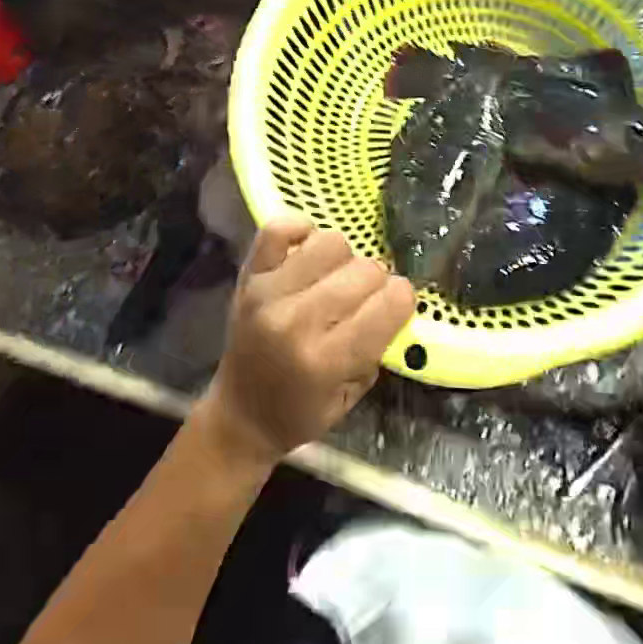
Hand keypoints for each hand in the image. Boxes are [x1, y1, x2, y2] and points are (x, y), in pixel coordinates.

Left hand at [198, 216, 414, 465]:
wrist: (240, 415)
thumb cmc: (302, 411)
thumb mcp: (354, 392)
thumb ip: (380, 344)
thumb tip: (393, 299)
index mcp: (327, 360)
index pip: (392, 302)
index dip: (402, 301)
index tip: (394, 310)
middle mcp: (297, 321)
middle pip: (366, 270)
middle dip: (376, 283)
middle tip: (362, 302)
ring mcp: (269, 293)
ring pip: (332, 243)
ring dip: (343, 260)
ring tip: (334, 280)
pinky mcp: (249, 277)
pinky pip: (278, 229)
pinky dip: (300, 231)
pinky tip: (307, 253)